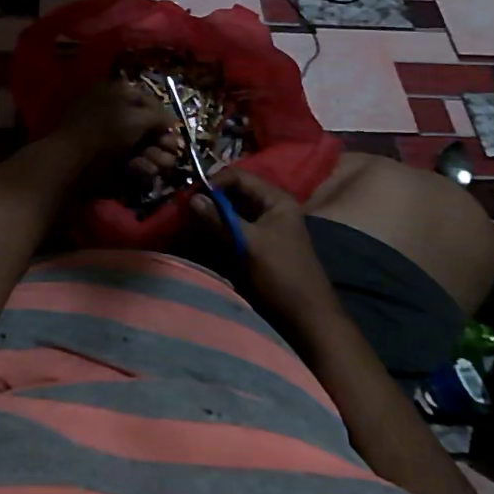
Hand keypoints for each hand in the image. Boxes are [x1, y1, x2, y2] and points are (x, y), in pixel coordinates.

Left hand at [53, 77, 176, 161]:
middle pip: (144, 125)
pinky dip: (139, 166)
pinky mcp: (105, 159)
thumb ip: (158, 117)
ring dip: (155, 154)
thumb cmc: (106, 130)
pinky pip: (128, 160)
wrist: (73, 161)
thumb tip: (170, 122)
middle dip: (161, 139)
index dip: (161, 113)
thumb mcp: (137, 117)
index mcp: (113, 92)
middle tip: (172, 150)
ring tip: (161, 163)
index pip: (144, 98)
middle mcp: (110, 111)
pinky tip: (142, 169)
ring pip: (139, 145)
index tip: (173, 128)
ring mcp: (107, 136)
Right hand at [190, 168, 332, 319]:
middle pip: (234, 192)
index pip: (238, 176)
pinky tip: (203, 236)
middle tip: (186, 209)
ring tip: (191, 223)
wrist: (307, 317)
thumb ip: (220, 219)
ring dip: (213, 215)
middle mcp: (271, 207)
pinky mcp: (259, 243)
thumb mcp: (249, 243)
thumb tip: (192, 198)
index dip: (213, 182)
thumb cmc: (281, 274)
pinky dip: (219, 229)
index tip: (190, 195)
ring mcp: (266, 226)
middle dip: (210, 199)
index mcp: (275, 199)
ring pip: (232, 211)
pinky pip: (234, 228)